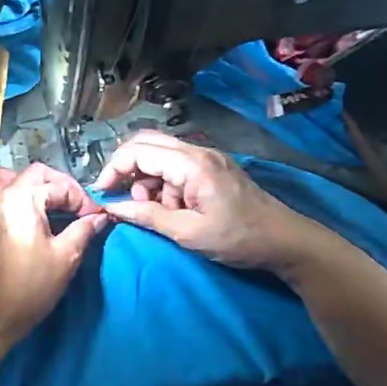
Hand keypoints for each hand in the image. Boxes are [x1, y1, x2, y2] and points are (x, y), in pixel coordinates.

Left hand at [0, 163, 111, 342]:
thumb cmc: (33, 285)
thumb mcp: (66, 255)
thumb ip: (84, 229)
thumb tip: (100, 217)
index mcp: (22, 199)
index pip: (59, 186)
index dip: (81, 200)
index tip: (93, 217)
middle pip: (34, 174)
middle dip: (58, 186)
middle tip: (75, 208)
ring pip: (7, 178)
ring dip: (29, 185)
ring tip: (45, 204)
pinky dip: (4, 195)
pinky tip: (18, 213)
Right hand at [92, 130, 345, 273]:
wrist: (285, 241)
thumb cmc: (238, 238)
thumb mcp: (187, 232)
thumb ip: (148, 216)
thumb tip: (114, 207)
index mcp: (192, 164)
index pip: (138, 151)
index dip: (113, 169)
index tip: (102, 193)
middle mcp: (198, 152)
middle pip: (146, 144)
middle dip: (126, 169)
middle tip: (119, 197)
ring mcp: (206, 158)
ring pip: (159, 157)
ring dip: (147, 181)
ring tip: (155, 211)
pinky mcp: (211, 169)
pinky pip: (175, 168)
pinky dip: (164, 186)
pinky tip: (172, 209)